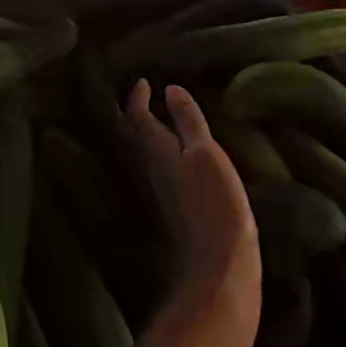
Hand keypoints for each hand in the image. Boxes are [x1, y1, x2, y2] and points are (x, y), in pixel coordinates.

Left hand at [121, 80, 259, 288]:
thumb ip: (188, 120)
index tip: (142, 80)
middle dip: (132, 110)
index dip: (137, 94)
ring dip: (141, 129)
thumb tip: (169, 88)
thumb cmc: (213, 202)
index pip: (136, 113)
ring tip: (153, 114)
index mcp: (152, 145)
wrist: (216, 265)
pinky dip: (153, 148)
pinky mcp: (164, 203)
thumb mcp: (205, 153)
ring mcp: (152, 186)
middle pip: (129, 130)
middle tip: (139, 93)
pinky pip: (150, 164)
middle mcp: (143, 163)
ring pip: (137, 148)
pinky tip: (168, 150)